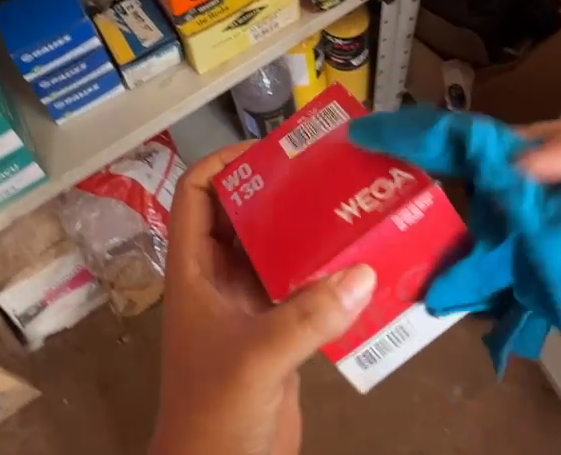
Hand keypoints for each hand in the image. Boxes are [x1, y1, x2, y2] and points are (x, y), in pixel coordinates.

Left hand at [151, 143, 376, 454]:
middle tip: (325, 172)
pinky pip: (299, 290)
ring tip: (349, 207)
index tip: (270, 151)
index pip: (196, 194)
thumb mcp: (257, 356)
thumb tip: (366, 272)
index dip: (224, 164)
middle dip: (276, 192)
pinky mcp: (275, 333)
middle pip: (241, 216)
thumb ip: (307, 316)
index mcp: (194, 267)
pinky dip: (324, 276)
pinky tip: (362, 267)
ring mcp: (246, 305)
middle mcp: (218, 277)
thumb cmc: (215, 408)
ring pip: (273, 251)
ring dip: (305, 233)